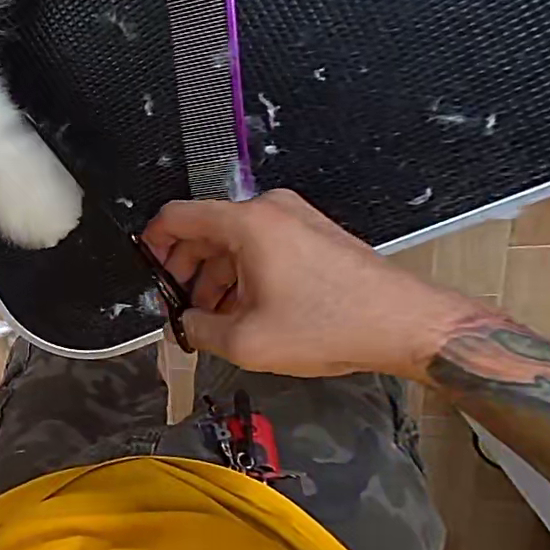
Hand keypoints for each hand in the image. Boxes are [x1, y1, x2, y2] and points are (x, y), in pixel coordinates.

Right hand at [141, 189, 503, 379]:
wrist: (403, 323)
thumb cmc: (327, 326)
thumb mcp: (246, 340)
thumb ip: (198, 328)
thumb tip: (185, 322)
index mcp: (247, 223)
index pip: (178, 216)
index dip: (153, 242)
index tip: (146, 268)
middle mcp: (269, 209)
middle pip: (206, 230)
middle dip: (186, 270)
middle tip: (180, 308)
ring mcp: (295, 218)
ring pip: (235, 242)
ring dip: (216, 277)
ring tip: (214, 319)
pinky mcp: (313, 233)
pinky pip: (262, 247)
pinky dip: (245, 274)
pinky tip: (246, 310)